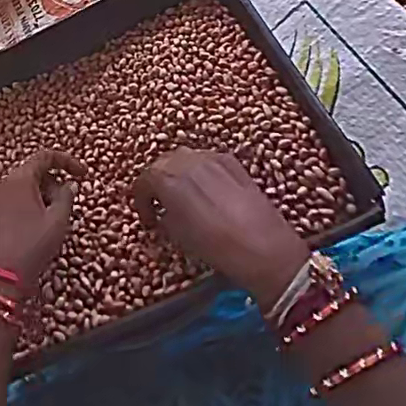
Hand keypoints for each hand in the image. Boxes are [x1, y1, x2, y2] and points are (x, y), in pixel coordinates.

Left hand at [0, 149, 82, 294]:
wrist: (0, 277)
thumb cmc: (31, 245)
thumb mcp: (57, 220)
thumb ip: (67, 196)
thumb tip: (69, 185)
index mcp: (20, 179)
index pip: (45, 157)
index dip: (67, 161)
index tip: (83, 174)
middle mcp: (5, 184)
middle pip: (35, 171)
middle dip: (55, 182)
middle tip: (68, 202)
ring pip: (26, 186)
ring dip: (45, 194)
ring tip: (56, 217)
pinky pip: (17, 199)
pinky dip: (32, 204)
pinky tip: (41, 225)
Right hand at [131, 149, 310, 306]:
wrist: (264, 247)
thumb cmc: (215, 246)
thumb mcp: (179, 235)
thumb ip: (164, 215)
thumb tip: (163, 211)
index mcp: (167, 178)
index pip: (144, 180)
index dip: (141, 200)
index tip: (148, 218)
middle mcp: (187, 161)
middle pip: (162, 162)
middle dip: (158, 182)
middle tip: (161, 205)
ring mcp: (211, 158)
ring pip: (185, 157)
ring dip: (178, 173)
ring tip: (184, 197)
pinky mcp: (232, 161)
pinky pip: (206, 161)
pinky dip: (200, 172)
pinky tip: (208, 192)